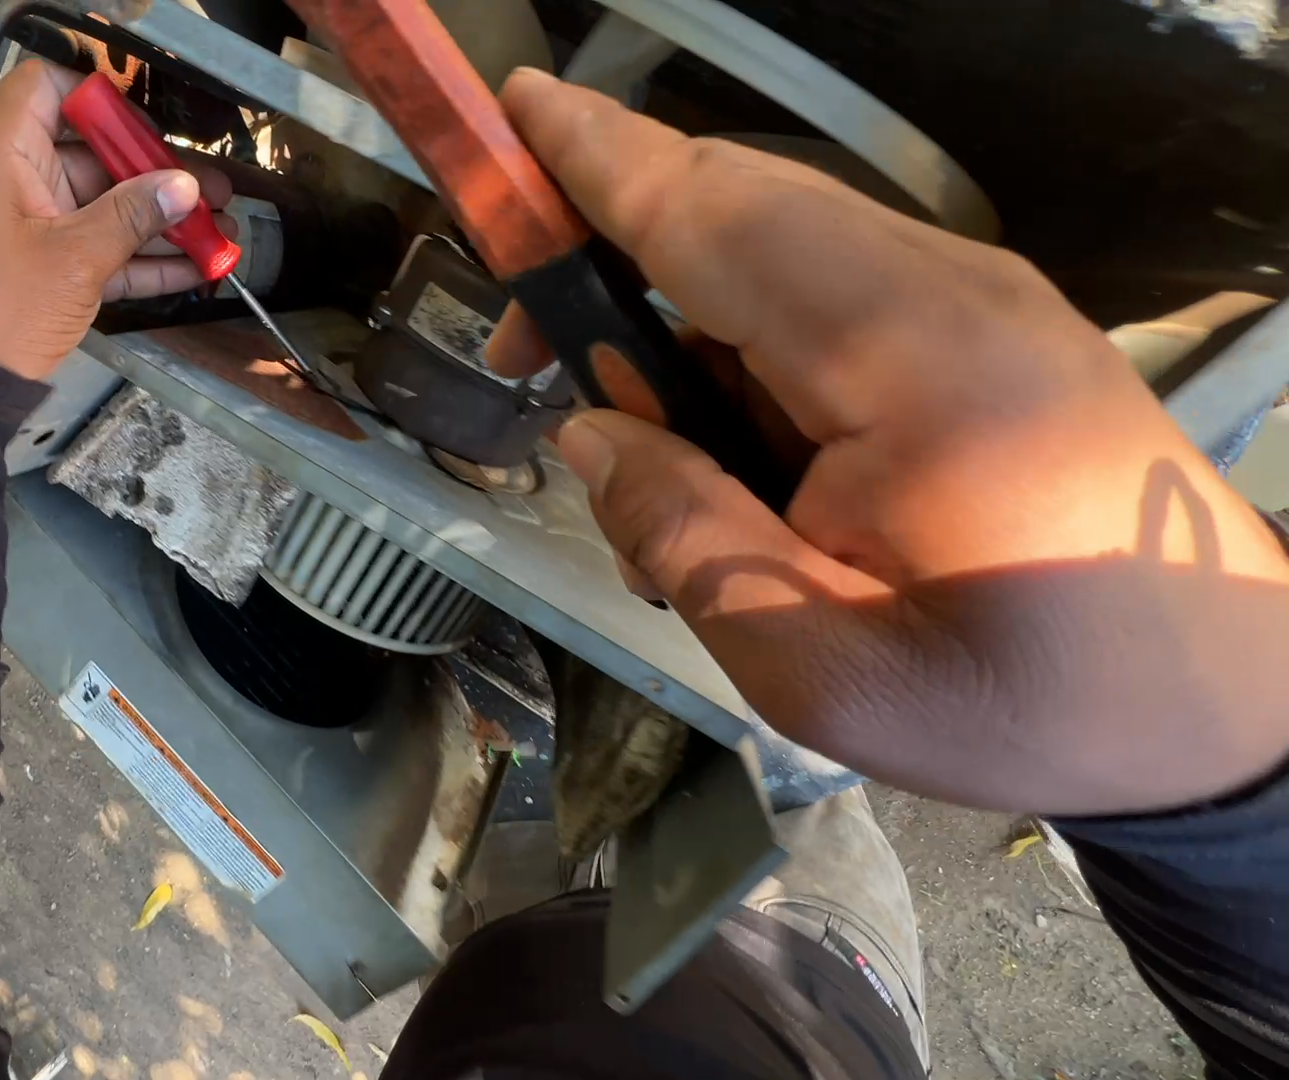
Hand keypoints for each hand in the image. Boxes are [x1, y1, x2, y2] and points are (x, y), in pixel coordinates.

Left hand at [0, 60, 233, 380]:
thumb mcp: (72, 258)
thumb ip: (131, 218)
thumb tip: (184, 188)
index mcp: (6, 152)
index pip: (50, 89)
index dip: (103, 101)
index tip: (151, 132)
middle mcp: (21, 181)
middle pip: (96, 157)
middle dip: (159, 176)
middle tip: (214, 192)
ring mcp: (38, 230)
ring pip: (108, 212)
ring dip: (163, 225)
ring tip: (221, 233)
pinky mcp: (51, 273)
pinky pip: (104, 255)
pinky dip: (144, 263)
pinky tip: (196, 270)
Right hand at [491, 69, 1288, 814]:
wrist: (1222, 721)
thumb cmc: (1020, 712)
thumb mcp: (812, 663)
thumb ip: (681, 537)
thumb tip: (588, 433)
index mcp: (911, 365)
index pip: (716, 220)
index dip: (601, 159)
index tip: (516, 112)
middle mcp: (943, 296)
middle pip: (730, 213)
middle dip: (599, 257)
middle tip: (519, 351)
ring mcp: (962, 306)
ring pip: (756, 263)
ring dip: (659, 336)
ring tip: (627, 453)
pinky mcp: (961, 338)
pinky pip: (798, 311)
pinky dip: (719, 366)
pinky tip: (709, 466)